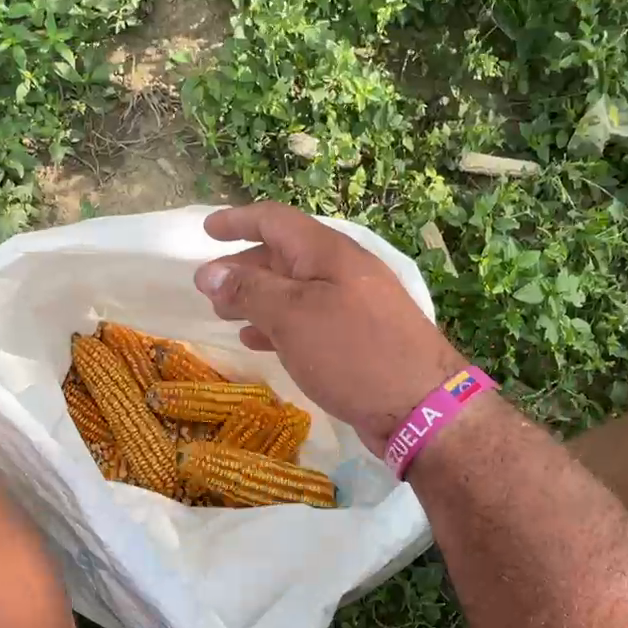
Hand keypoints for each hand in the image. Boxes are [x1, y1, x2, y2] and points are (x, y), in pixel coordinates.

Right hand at [194, 203, 467, 453]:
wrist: (421, 407)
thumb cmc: (353, 352)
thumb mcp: (292, 316)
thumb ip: (249, 290)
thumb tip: (209, 272)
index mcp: (327, 252)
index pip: (275, 220)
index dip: (238, 220)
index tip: (206, 229)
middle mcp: (340, 271)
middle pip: (282, 255)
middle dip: (242, 267)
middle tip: (208, 290)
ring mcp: (351, 304)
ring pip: (292, 290)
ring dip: (256, 298)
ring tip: (225, 316)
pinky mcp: (356, 338)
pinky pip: (307, 319)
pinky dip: (277, 325)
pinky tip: (257, 341)